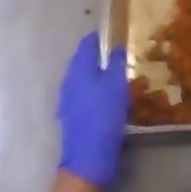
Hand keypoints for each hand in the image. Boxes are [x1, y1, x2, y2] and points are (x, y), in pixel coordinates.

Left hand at [55, 32, 127, 186]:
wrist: (88, 156)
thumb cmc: (104, 115)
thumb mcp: (117, 85)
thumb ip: (116, 63)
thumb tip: (117, 47)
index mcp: (79, 68)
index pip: (88, 43)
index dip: (102, 37)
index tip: (117, 35)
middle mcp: (69, 79)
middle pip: (84, 61)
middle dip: (101, 57)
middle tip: (122, 57)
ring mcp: (68, 98)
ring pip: (84, 79)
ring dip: (99, 76)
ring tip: (119, 78)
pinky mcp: (71, 114)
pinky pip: (85, 94)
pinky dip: (96, 91)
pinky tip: (109, 99)